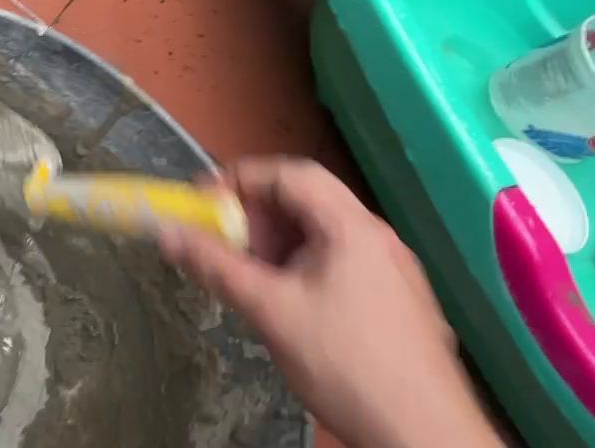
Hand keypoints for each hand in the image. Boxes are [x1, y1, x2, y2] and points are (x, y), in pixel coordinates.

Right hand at [156, 157, 499, 447]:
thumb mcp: (269, 310)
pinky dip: (302, 263)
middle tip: (224, 237)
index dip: (239, 178)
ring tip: (251, 273)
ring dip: (278, 241)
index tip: (201, 198)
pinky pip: (341, 260)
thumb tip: (165, 232)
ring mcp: (394, 270)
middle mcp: (377, 238)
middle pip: (307, 199)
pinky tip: (288, 300)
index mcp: (352, 228)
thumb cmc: (347, 365)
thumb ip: (214, 265)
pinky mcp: (399, 301)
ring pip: (323, 232)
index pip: (289, 174)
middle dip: (256, 213)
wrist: (430, 442)